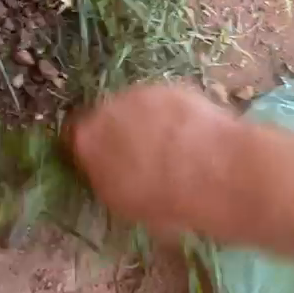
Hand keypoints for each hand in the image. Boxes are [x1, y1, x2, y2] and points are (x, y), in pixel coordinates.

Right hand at [69, 82, 263, 240]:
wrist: (218, 173)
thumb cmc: (168, 202)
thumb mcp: (125, 206)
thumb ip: (107, 183)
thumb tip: (109, 177)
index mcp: (87, 141)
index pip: (75, 139)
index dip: (92, 151)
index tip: (106, 163)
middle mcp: (105, 109)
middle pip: (104, 117)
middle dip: (117, 132)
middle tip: (141, 156)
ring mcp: (138, 93)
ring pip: (134, 107)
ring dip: (144, 121)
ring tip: (171, 147)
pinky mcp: (169, 87)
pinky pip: (163, 102)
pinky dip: (172, 115)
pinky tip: (192, 135)